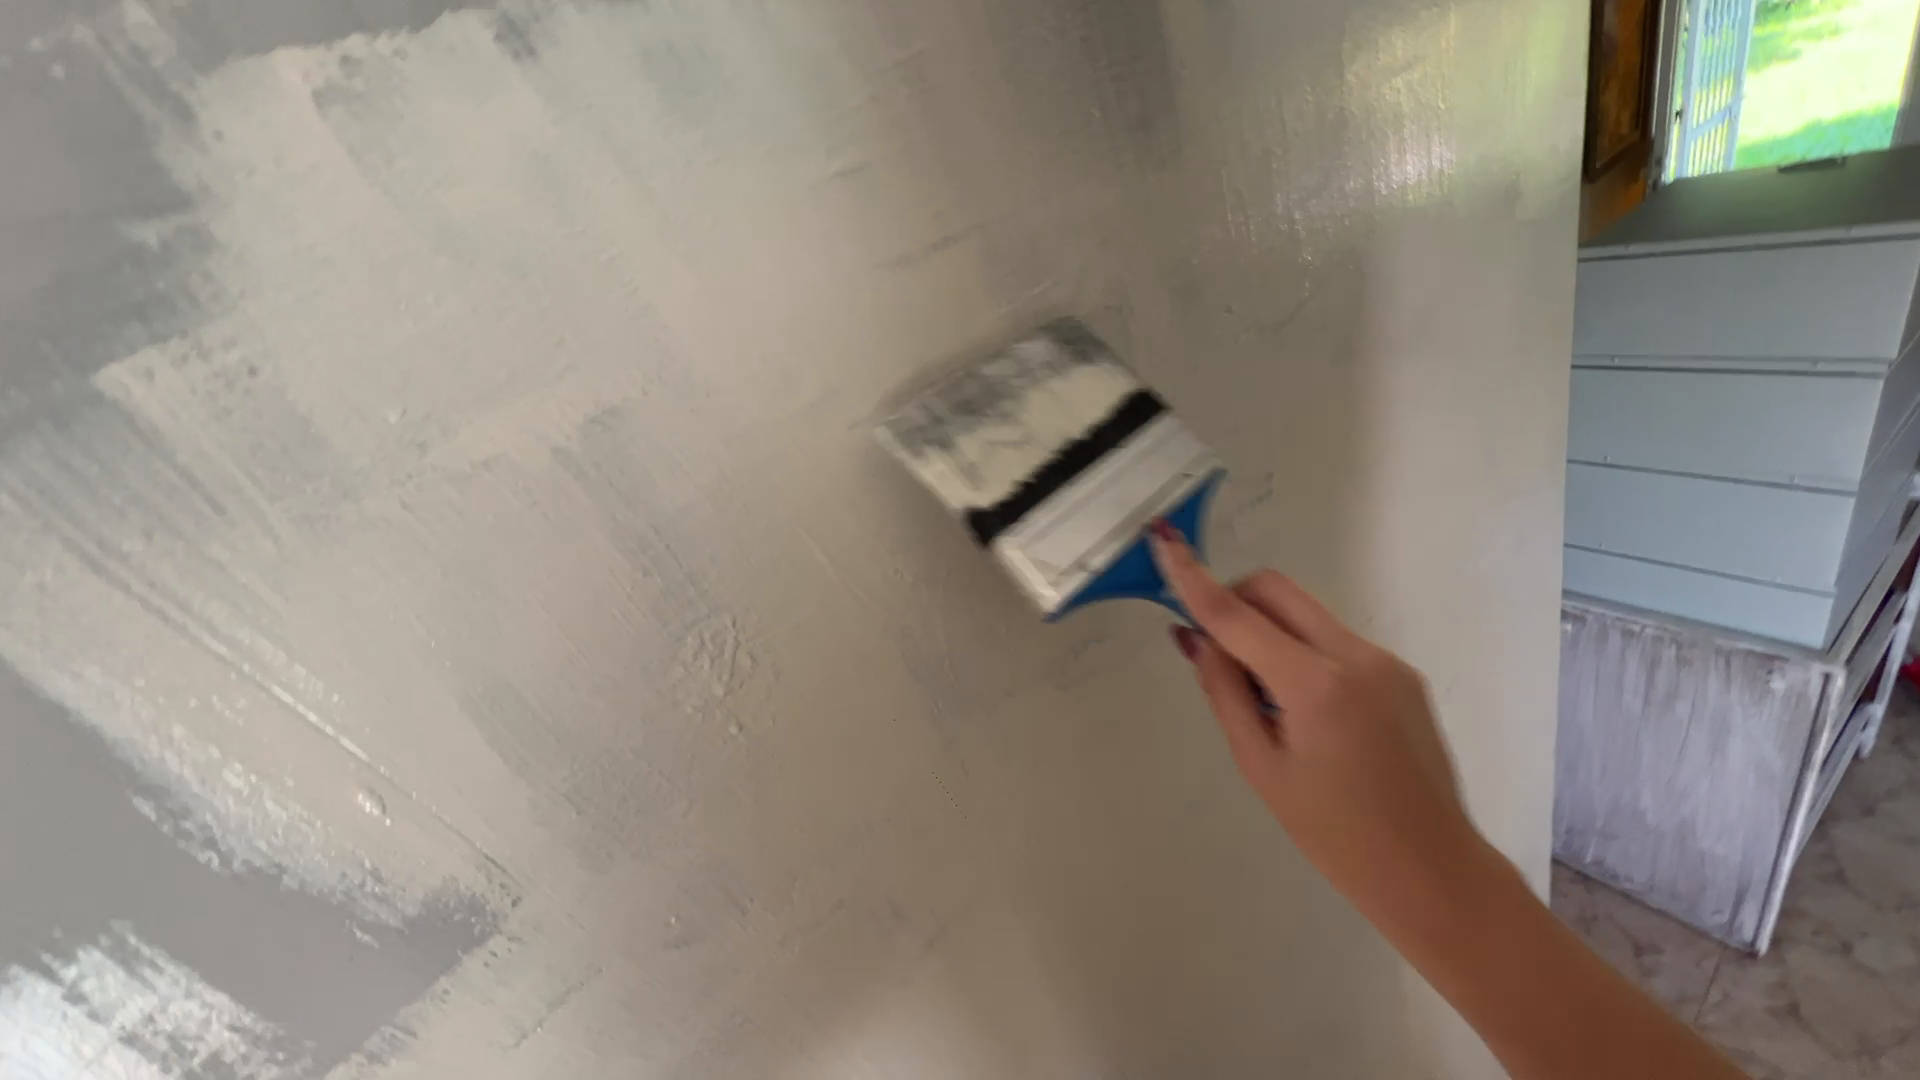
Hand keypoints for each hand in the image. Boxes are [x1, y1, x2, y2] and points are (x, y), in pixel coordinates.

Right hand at [1148, 521, 1481, 915]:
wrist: (1432, 872)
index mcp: (1317, 686)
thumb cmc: (1332, 833)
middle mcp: (1356, 656)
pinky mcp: (1401, 673)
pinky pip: (1331, 639)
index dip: (1194, 579)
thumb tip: (1194, 636)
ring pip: (1304, 612)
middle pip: (1276, 590)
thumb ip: (1224, 690)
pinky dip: (1299, 651)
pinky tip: (1302, 710)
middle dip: (1234, 600)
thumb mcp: (1260, 766)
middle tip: (1214, 650)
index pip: (1237, 616)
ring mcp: (1385, 661)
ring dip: (1267, 631)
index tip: (1164, 541)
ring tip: (1263, 698)